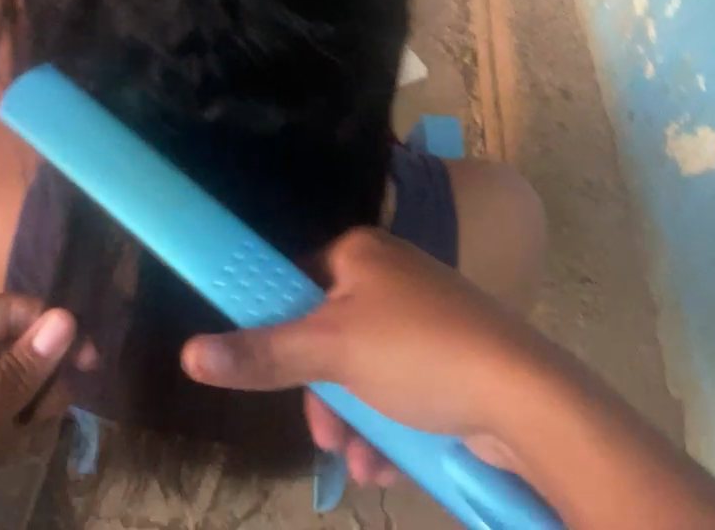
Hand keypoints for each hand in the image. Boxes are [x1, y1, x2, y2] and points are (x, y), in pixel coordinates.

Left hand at [0, 296, 75, 529]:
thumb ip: (8, 377)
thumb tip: (70, 317)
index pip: (4, 311)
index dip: (50, 327)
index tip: (91, 362)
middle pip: (13, 343)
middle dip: (41, 370)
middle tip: (52, 411)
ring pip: (14, 381)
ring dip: (33, 401)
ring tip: (31, 432)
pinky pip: (1, 415)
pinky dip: (18, 427)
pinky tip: (17, 444)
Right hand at [180, 228, 567, 484]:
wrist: (524, 395)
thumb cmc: (417, 353)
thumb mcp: (331, 353)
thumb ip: (261, 354)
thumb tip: (190, 353)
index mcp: (361, 252)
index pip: (298, 278)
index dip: (278, 326)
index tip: (270, 371)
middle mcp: (392, 273)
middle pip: (328, 334)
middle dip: (323, 395)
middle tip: (325, 436)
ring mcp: (424, 314)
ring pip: (363, 369)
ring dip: (354, 422)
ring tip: (361, 462)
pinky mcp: (449, 352)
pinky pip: (399, 384)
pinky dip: (387, 424)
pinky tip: (387, 463)